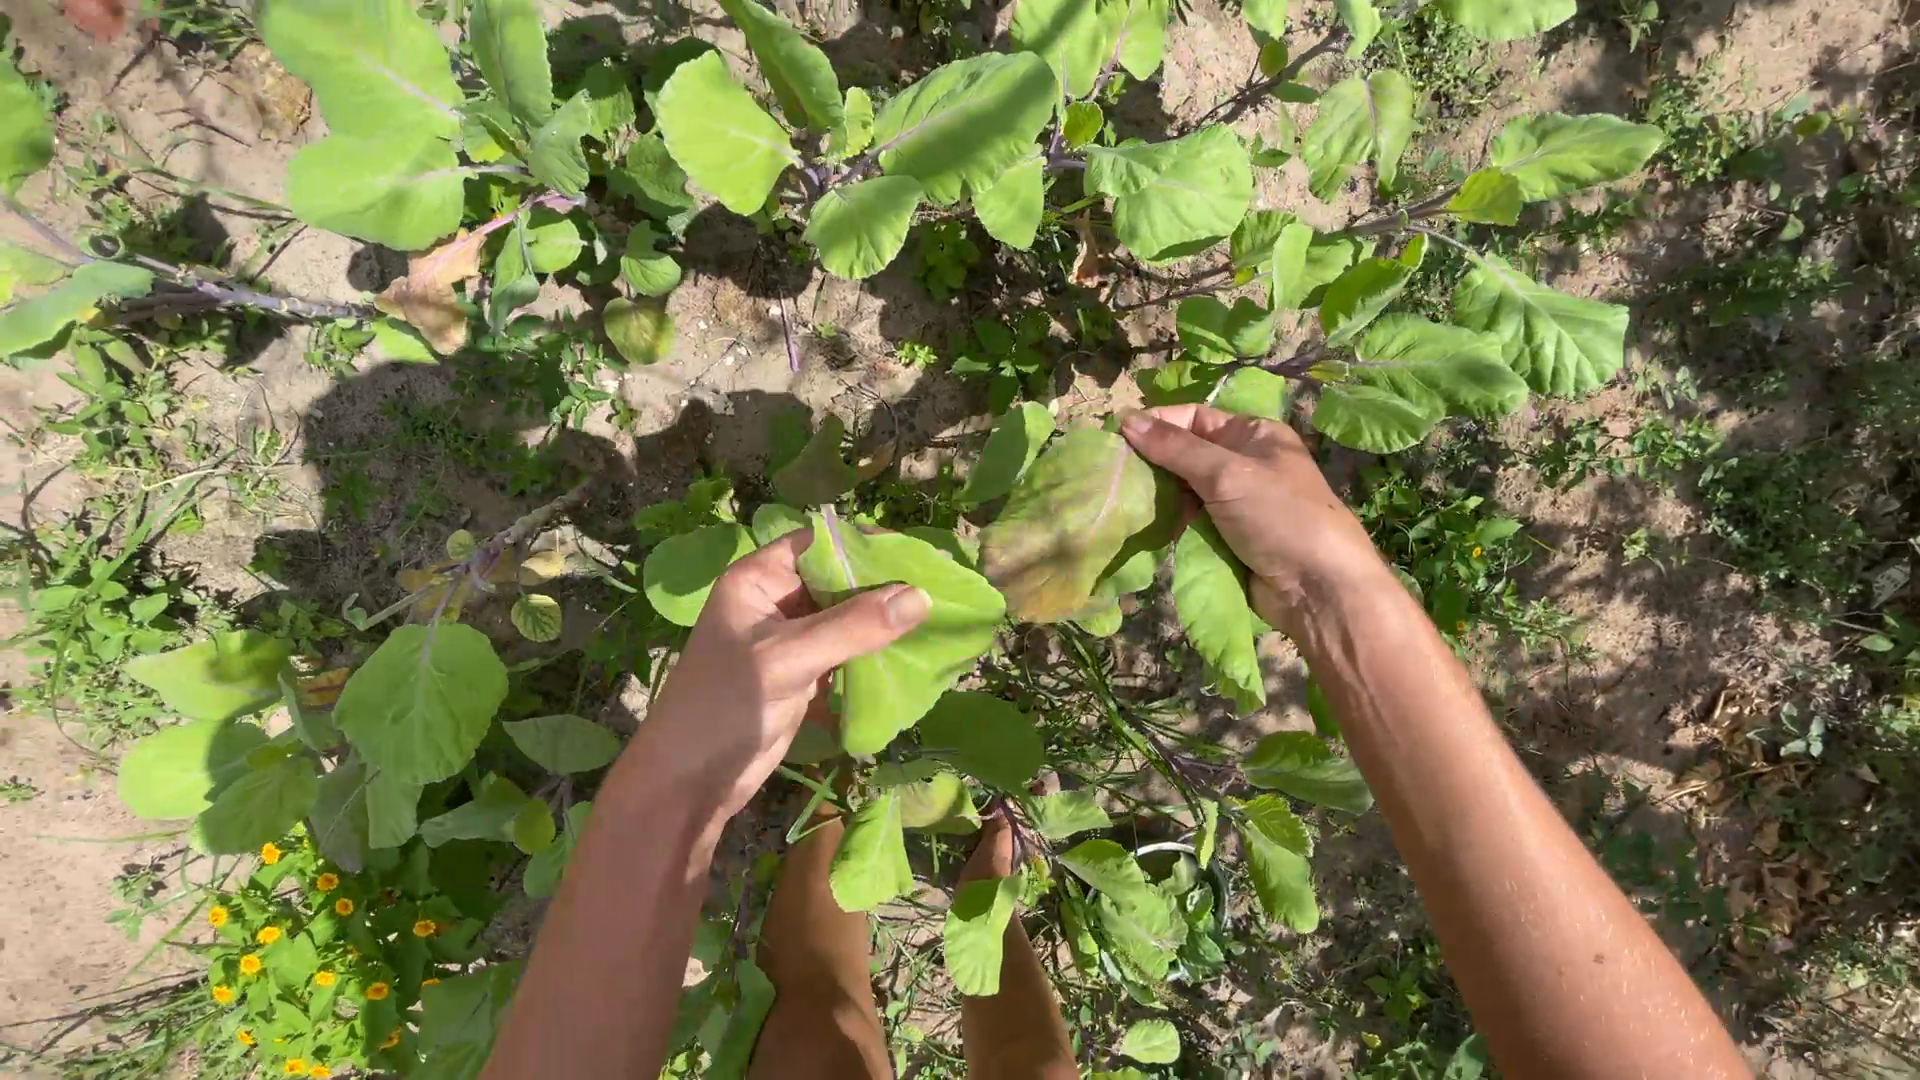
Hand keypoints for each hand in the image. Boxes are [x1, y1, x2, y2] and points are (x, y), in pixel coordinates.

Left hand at [635, 530, 929, 826]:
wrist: (689, 782)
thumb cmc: (724, 706)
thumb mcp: (786, 658)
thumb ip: (852, 627)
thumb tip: (921, 597)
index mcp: (760, 579)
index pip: (822, 543)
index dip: (867, 545)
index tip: (919, 555)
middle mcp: (778, 600)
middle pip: (841, 579)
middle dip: (886, 585)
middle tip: (941, 589)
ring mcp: (793, 639)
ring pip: (849, 618)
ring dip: (886, 621)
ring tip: (938, 618)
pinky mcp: (806, 673)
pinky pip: (849, 651)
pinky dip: (877, 652)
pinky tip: (914, 653)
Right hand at [1120, 405, 1388, 634]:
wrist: (1317, 589)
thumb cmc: (1280, 517)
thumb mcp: (1227, 474)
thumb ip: (1175, 448)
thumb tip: (1126, 418)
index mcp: (1252, 435)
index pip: (1193, 417)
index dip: (1156, 423)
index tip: (1116, 435)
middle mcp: (1242, 462)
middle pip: (1183, 452)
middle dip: (1151, 461)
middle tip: (1113, 472)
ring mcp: (1232, 501)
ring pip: (1180, 489)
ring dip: (1156, 494)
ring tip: (1123, 498)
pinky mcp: (1223, 535)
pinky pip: (1185, 519)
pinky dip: (1166, 521)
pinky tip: (1143, 523)